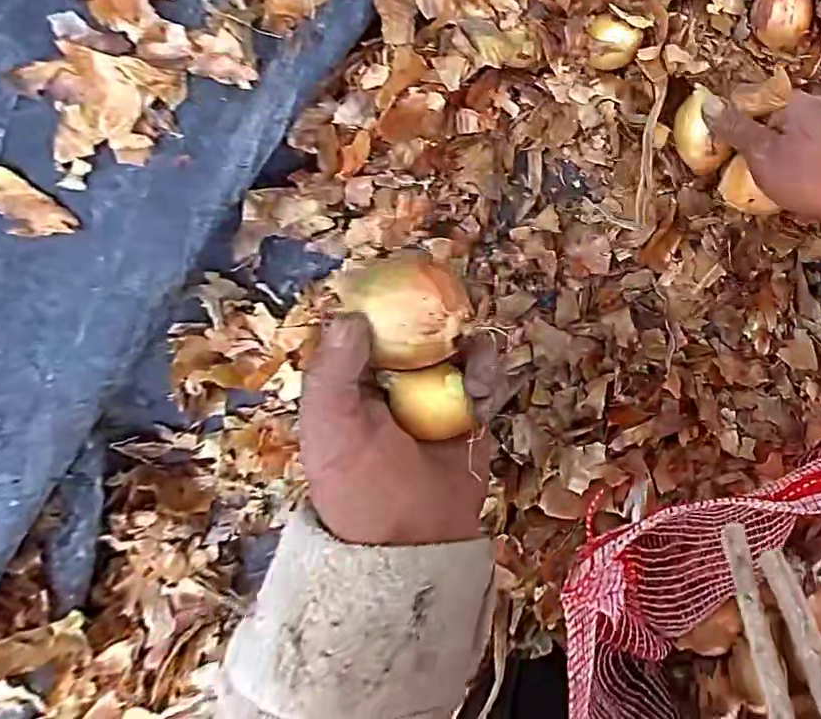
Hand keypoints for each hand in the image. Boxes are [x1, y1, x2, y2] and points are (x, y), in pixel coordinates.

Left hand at [299, 314, 503, 545]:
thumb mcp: (332, 432)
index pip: (371, 327)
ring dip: (472, 349)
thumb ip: (332, 376)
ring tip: (473, 369)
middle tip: (455, 315)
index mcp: (356, 381)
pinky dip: (488, 371)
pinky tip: (480, 392)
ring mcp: (438, 391)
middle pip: (423, 328)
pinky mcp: (471, 404)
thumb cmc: (361, 487)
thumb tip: (350, 316)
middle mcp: (398, 379)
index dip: (390, 302)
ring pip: (460, 345)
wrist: (415, 539)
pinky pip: (485, 371)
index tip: (411, 280)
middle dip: (441, 319)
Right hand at [706, 90, 820, 276]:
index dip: (734, 124)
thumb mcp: (763, 154)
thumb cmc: (811, 178)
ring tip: (770, 182)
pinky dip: (796, 165)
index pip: (752, 99)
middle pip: (772, 118)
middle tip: (746, 170)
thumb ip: (736, 129)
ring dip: (775, 157)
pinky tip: (796, 186)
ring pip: (790, 137)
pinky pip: (808, 151)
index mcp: (796, 100)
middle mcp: (817, 106)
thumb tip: (708, 102)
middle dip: (756, 142)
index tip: (726, 150)